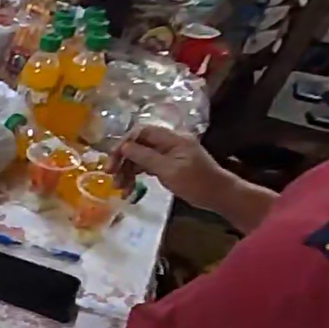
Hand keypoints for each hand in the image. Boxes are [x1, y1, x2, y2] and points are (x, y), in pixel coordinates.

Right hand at [110, 126, 236, 211]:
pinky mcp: (166, 166)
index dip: (124, 143)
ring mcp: (167, 155)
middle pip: (137, 145)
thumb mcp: (169, 170)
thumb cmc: (196, 182)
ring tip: (120, 188)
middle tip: (110, 175)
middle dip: (122, 160)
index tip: (112, 160)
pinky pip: (145, 167)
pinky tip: (128, 189)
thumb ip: (145, 157)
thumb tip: (124, 147)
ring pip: (138, 158)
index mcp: (172, 139)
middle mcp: (168, 143)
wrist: (218, 195)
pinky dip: (135, 176)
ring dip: (126, 171)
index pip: (141, 132)